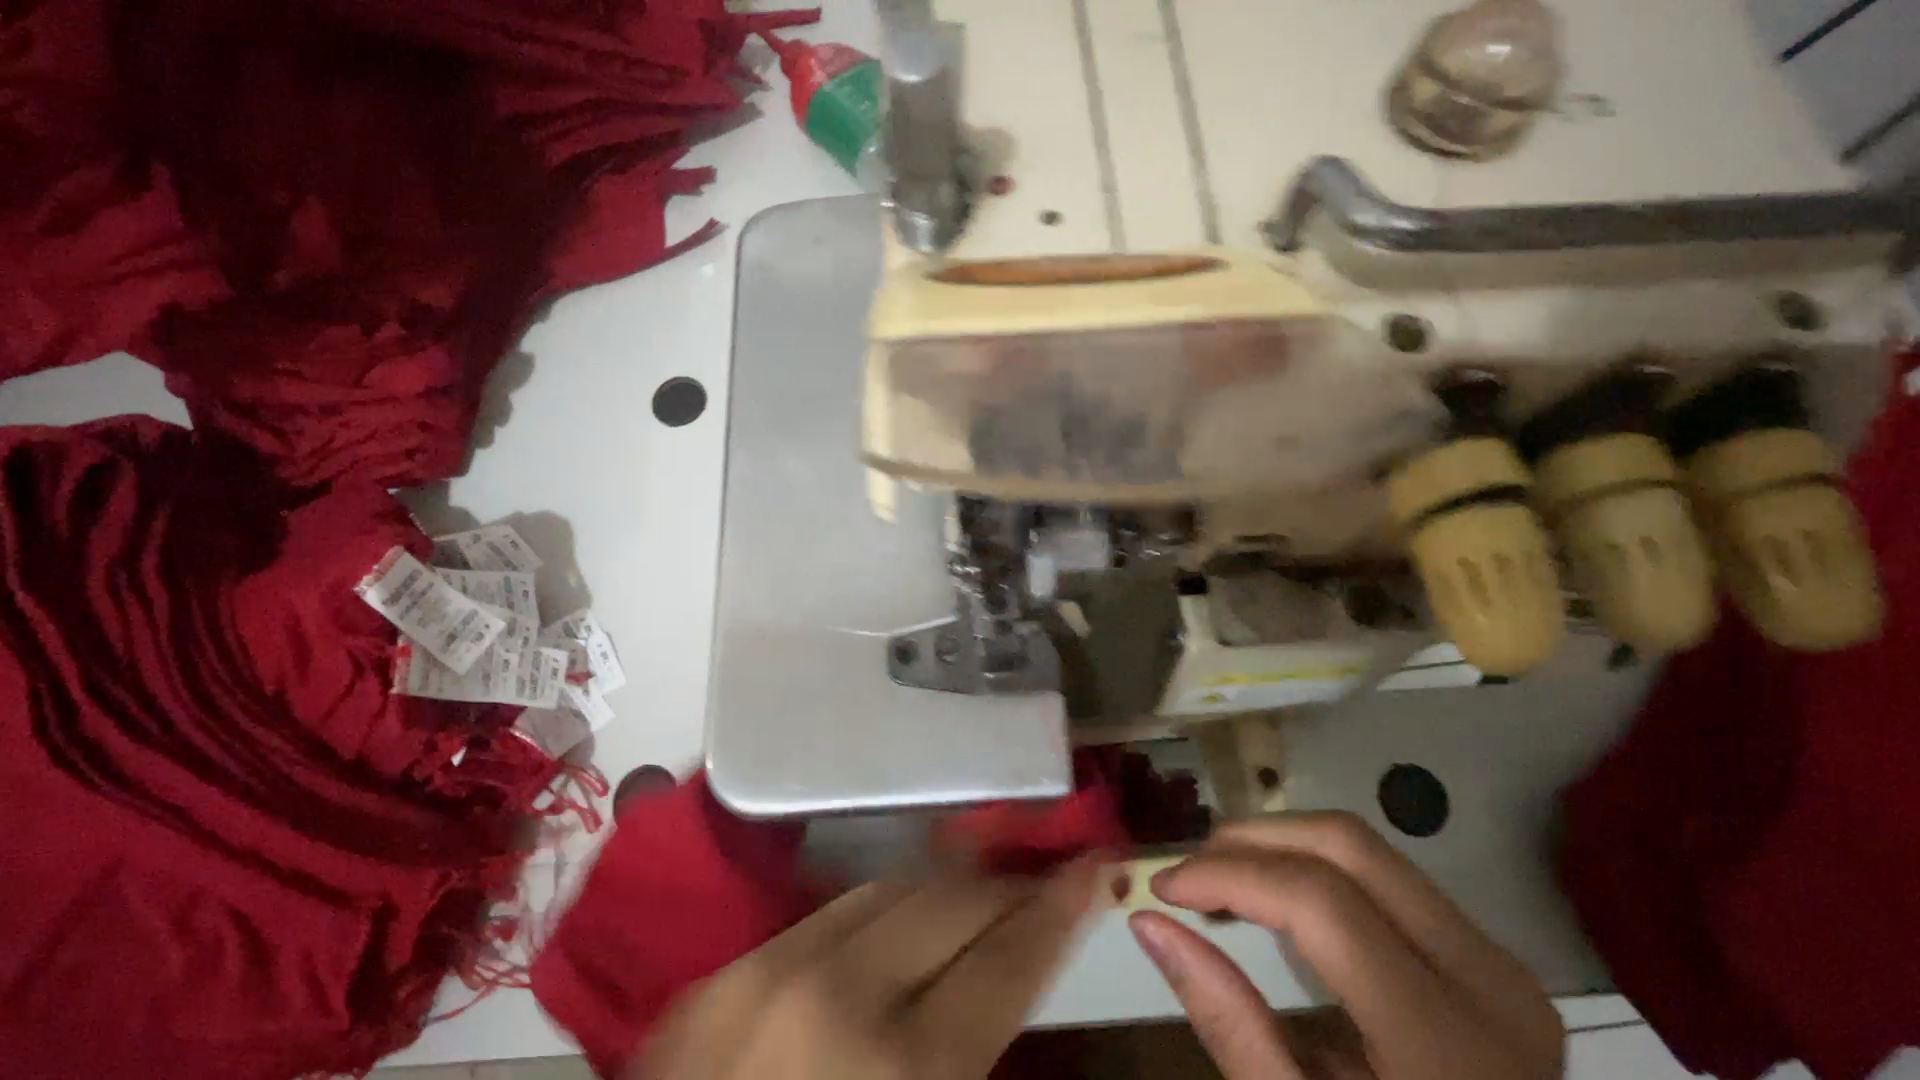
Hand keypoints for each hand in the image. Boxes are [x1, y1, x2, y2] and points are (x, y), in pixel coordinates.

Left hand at [629, 859, 1104, 1079]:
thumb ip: (972, 1050)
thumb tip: (1006, 974)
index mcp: (902, 1067)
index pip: (1006, 960)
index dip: (1060, 908)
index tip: (1095, 866)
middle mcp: (833, 998)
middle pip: (950, 902)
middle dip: (1008, 884)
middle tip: (1045, 877)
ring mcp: (763, 975)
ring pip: (885, 892)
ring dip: (943, 889)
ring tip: (980, 891)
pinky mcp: (716, 977)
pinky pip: (821, 918)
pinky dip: (876, 914)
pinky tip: (896, 923)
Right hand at [1128, 812, 1562, 1079]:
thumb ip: (1229, 1025)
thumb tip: (1149, 926)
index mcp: (1443, 1038)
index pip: (1322, 903)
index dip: (1230, 877)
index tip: (1161, 891)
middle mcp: (1484, 975)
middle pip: (1349, 846)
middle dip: (1252, 842)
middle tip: (1187, 875)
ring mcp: (1495, 962)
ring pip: (1371, 851)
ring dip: (1283, 849)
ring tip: (1220, 881)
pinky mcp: (1488, 959)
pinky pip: (1389, 881)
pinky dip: (1318, 872)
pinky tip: (1275, 902)